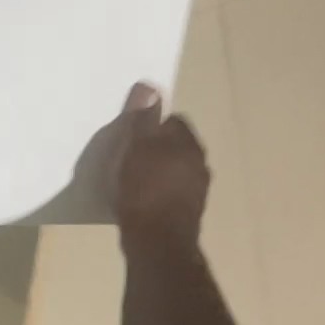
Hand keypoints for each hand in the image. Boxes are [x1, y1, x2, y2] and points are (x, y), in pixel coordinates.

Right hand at [111, 82, 209, 249]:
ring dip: (155, 169)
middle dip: (154, 145)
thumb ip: (142, 119)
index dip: (152, 123)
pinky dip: (154, 190)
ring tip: (128, 177)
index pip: (174, 120)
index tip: (129, 132)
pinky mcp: (184, 211)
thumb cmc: (143, 189)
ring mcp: (194, 189)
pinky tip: (137, 198)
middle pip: (175, 145)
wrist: (156, 239)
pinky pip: (169, 191)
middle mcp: (198, 163)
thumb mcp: (136, 148)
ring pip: (173, 169)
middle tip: (125, 153)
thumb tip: (149, 85)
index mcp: (187, 145)